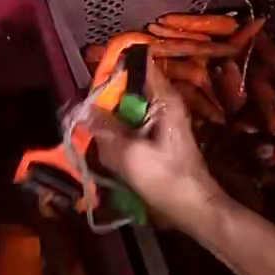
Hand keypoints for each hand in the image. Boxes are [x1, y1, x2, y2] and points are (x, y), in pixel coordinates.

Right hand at [90, 62, 227, 226]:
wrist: (193, 209)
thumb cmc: (165, 178)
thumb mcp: (129, 153)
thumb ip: (104, 128)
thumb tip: (81, 109)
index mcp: (164, 100)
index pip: (140, 65)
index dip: (116, 66)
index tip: (92, 77)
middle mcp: (163, 105)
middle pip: (128, 89)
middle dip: (105, 100)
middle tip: (84, 114)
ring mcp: (159, 123)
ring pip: (125, 111)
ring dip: (108, 122)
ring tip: (93, 135)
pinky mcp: (155, 140)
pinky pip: (129, 129)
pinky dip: (116, 137)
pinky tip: (107, 152)